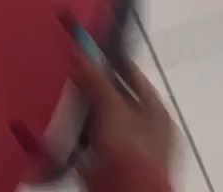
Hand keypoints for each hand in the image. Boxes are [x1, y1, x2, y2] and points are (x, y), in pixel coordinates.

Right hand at [72, 50, 175, 191]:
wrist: (126, 190)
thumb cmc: (129, 146)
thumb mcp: (112, 107)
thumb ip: (96, 77)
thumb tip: (79, 48)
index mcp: (158, 112)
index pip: (134, 76)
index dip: (113, 59)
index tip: (90, 45)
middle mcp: (148, 125)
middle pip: (117, 93)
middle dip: (94, 79)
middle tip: (72, 64)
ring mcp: (131, 142)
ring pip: (103, 111)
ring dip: (85, 100)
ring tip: (64, 85)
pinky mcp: (113, 155)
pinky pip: (93, 129)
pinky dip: (81, 121)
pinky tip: (66, 112)